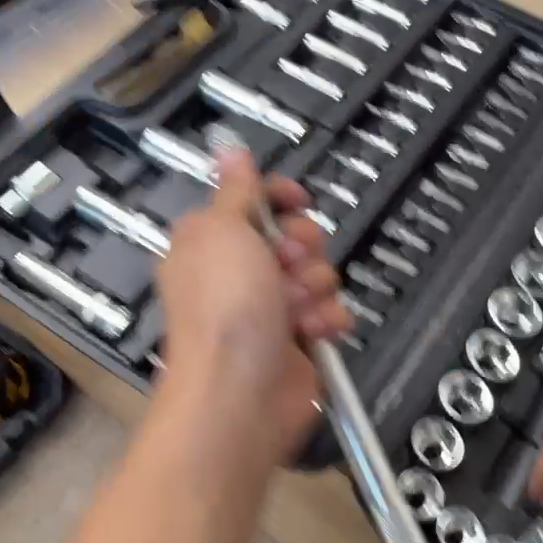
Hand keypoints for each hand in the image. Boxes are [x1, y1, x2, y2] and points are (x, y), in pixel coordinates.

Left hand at [155, 147, 349, 455]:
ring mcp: (271, 308)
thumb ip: (235, 190)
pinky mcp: (300, 339)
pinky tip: (313, 331)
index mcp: (212, 243)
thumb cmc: (224, 305)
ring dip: (314, 286)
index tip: (296, 199)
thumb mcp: (222, 231)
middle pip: (295, 234)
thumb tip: (229, 149)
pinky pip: (330, 311)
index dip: (279, 197)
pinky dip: (326, 319)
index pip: (253, 203)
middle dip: (302, 245)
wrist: (238, 393)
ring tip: (295, 307)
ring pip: (318, 272)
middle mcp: (240, 273)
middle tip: (288, 261)